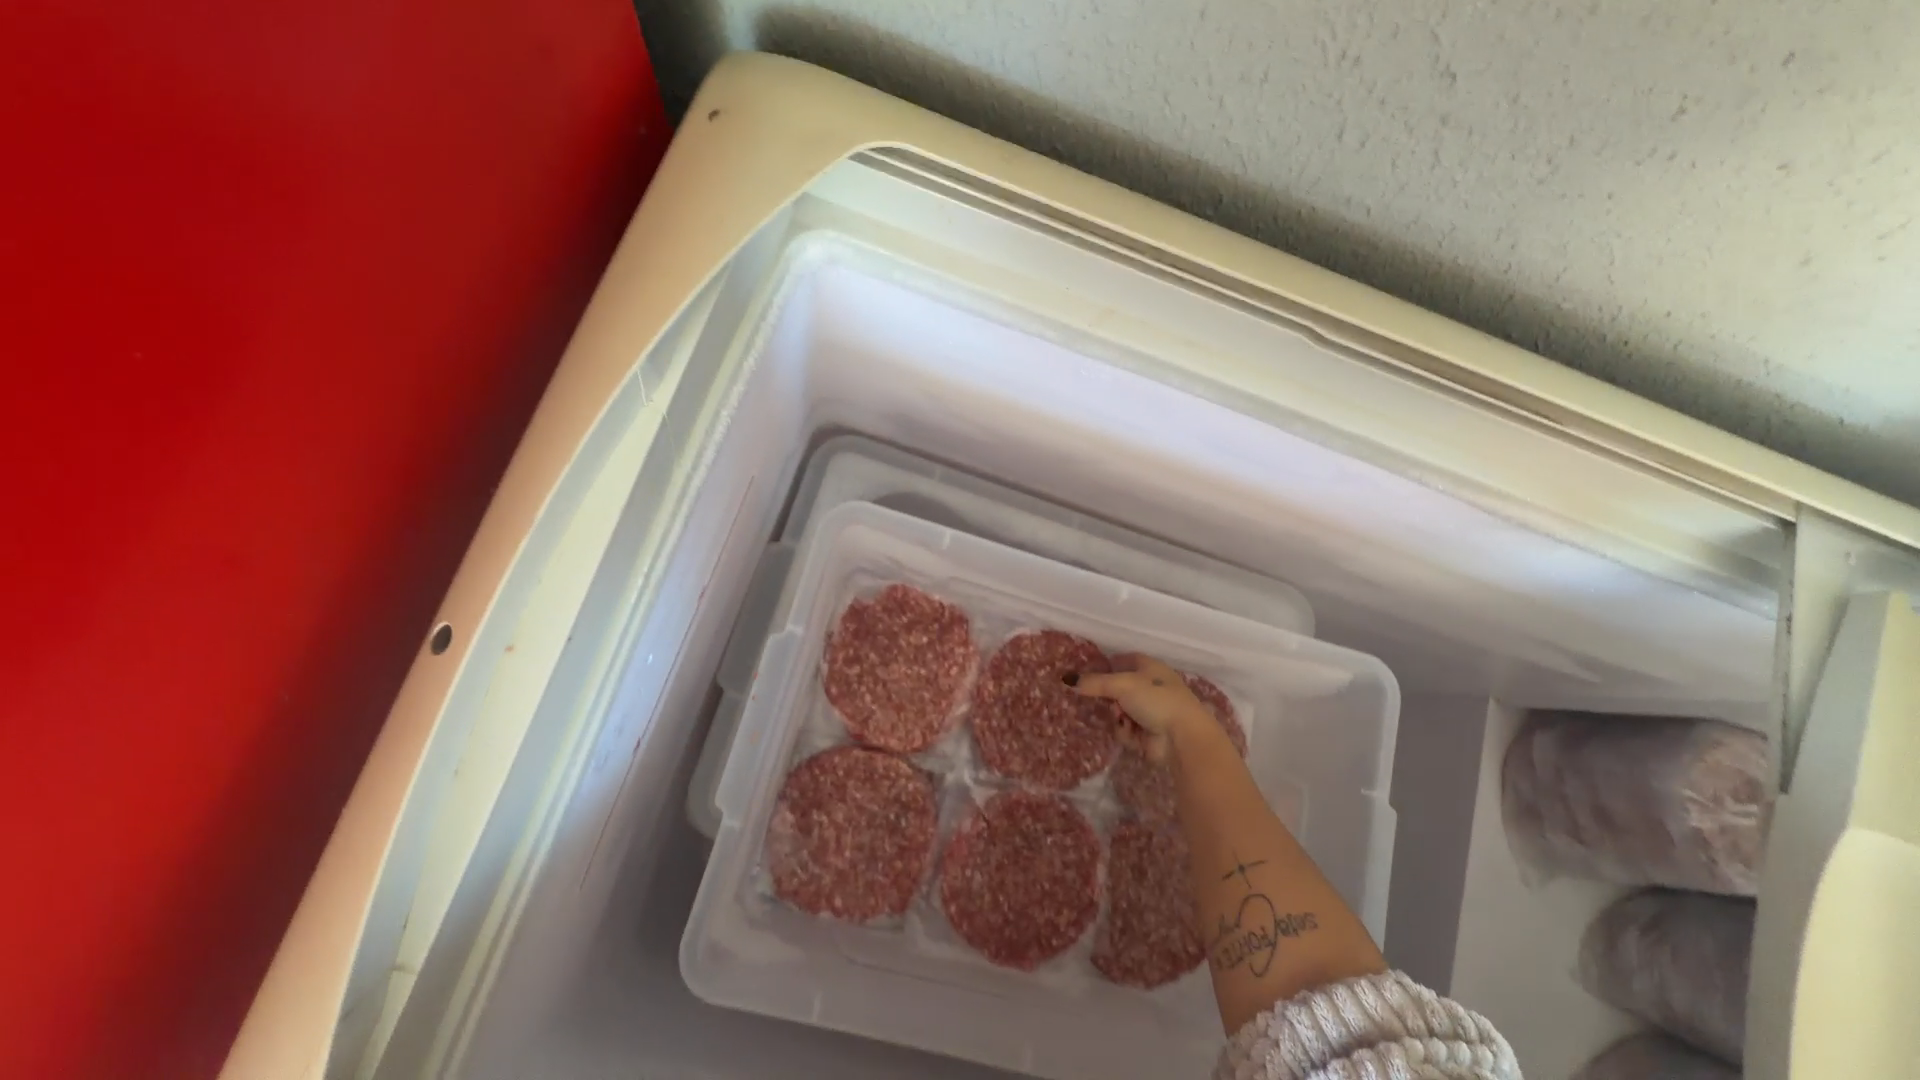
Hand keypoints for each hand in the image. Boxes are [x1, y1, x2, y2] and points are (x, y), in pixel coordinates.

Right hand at [1069, 653, 1210, 764]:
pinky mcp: (1145, 734)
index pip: (1121, 661)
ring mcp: (1148, 712)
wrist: (1182, 736)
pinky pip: (1124, 729)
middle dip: (1107, 697)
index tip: (1084, 674)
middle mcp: (1148, 688)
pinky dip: (1126, 731)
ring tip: (1122, 718)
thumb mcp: (1122, 685)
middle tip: (1100, 700)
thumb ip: (1094, 682)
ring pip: (1117, 711)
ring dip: (1117, 716)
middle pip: (1116, 689)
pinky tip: (1134, 733)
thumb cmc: (1156, 699)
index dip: (1104, 666)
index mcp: (1148, 667)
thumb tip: (1067, 679)